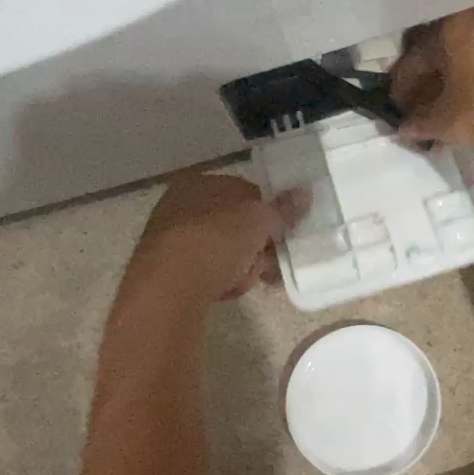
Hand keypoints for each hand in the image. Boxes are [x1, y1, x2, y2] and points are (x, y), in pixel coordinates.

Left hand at [130, 174, 306, 303]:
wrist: (168, 288)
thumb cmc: (215, 241)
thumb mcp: (258, 221)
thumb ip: (283, 209)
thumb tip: (306, 193)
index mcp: (199, 183)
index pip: (245, 192)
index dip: (268, 213)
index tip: (282, 234)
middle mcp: (180, 206)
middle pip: (234, 224)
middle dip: (256, 245)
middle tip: (271, 262)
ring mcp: (171, 239)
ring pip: (222, 250)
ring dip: (242, 266)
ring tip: (249, 281)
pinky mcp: (167, 270)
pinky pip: (206, 271)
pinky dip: (221, 279)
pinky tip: (226, 291)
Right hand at [390, 0, 473, 160]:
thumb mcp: (449, 123)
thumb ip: (421, 123)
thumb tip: (404, 128)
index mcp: (454, 25)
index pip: (415, 57)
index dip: (401, 88)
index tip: (397, 112)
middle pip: (442, 50)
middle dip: (427, 83)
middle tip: (418, 111)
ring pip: (468, 54)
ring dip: (453, 81)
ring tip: (445, 110)